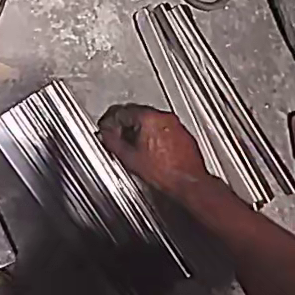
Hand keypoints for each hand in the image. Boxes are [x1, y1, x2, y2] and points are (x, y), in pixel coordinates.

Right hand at [97, 103, 212, 197]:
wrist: (188, 183)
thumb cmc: (165, 173)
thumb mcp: (130, 158)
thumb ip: (113, 142)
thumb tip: (106, 135)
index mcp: (148, 119)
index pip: (122, 112)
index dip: (110, 122)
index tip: (106, 129)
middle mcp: (164, 117)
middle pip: (136, 113)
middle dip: (124, 125)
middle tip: (116, 137)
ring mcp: (175, 124)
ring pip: (150, 120)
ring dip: (139, 130)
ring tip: (133, 146)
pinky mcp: (182, 133)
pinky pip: (162, 128)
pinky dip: (153, 135)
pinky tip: (150, 150)